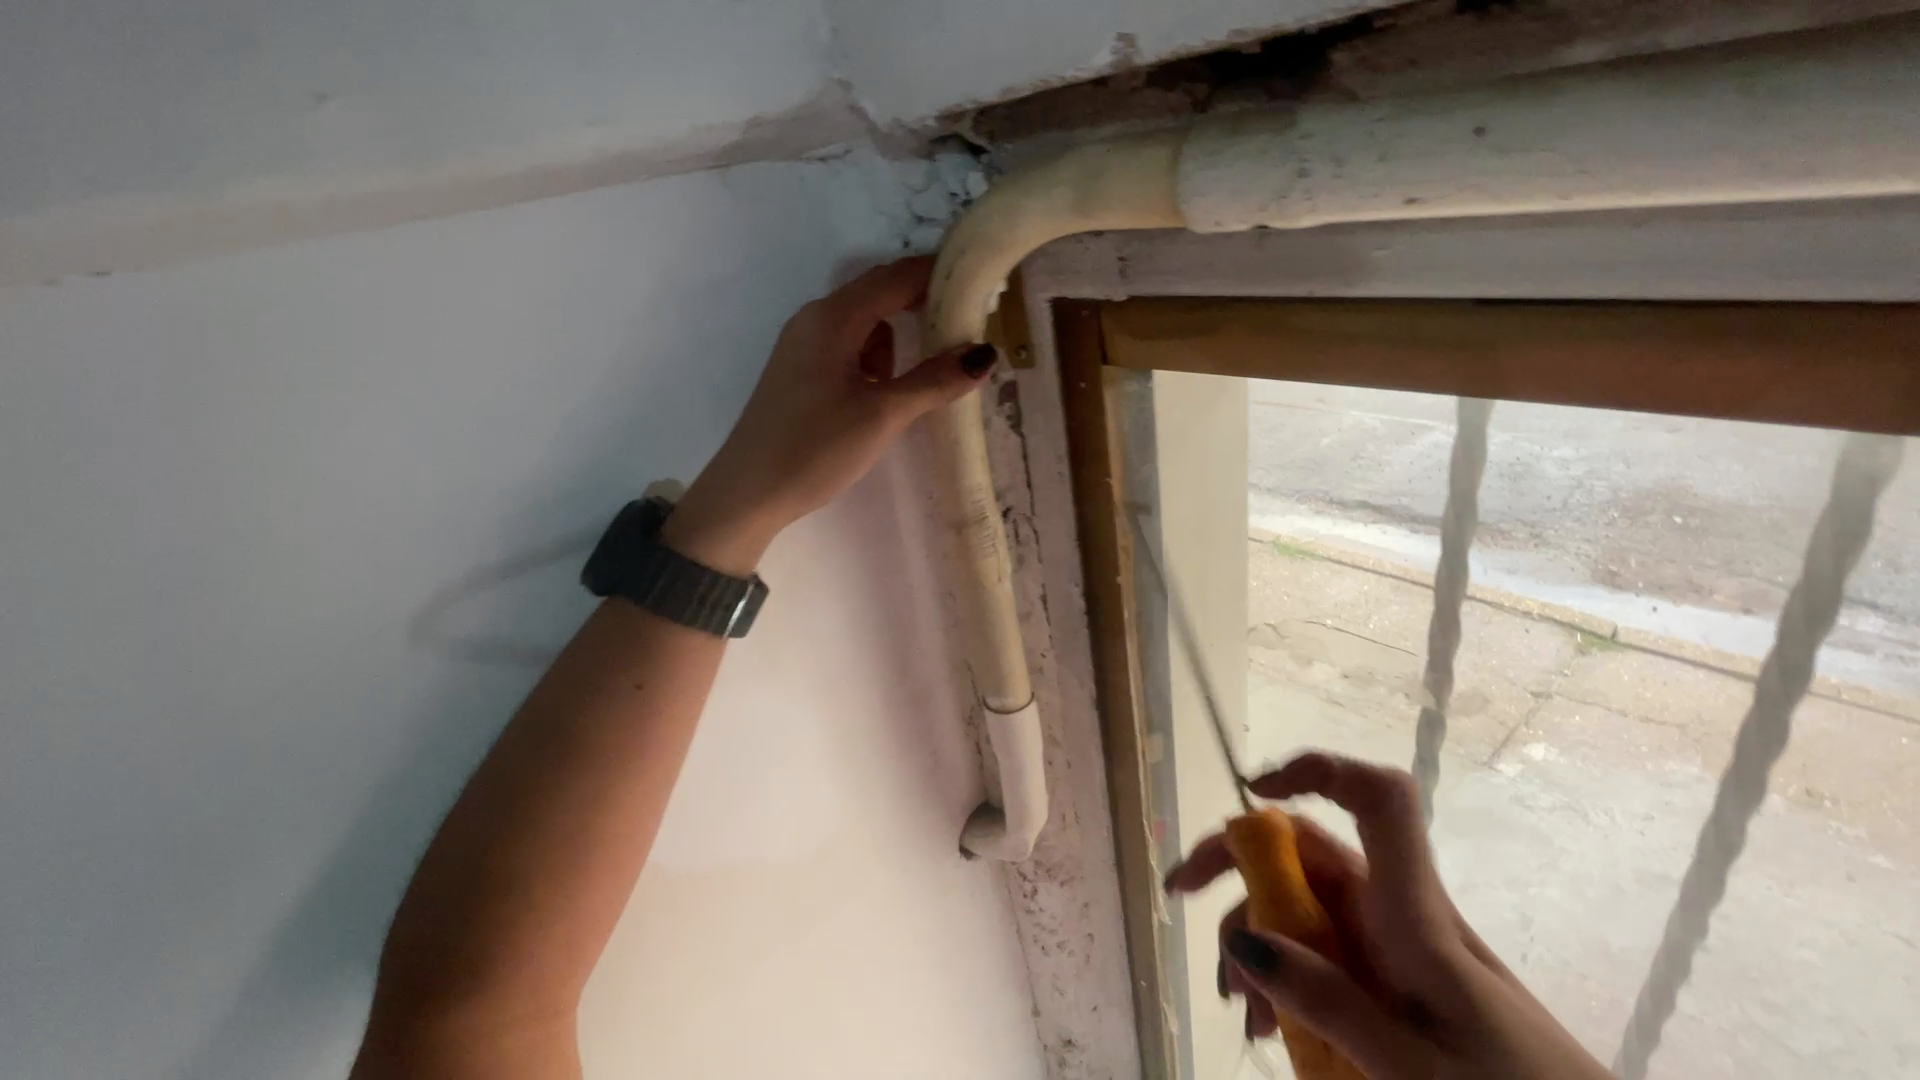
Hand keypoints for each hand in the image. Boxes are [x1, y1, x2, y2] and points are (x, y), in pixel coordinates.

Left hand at [662, 257, 996, 573]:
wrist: (748, 494)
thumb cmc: (814, 449)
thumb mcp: (882, 415)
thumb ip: (934, 381)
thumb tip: (984, 354)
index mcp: (833, 318)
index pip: (896, 277)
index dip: (939, 275)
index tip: (982, 282)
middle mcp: (815, 319)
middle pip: (880, 294)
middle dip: (922, 307)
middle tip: (967, 327)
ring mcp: (804, 345)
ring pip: (866, 326)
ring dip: (896, 344)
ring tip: (912, 386)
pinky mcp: (801, 372)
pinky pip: (849, 349)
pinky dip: (874, 363)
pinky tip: (878, 400)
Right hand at [1165, 751, 1611, 1079]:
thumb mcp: (1411, 1066)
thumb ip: (1330, 1003)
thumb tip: (1242, 937)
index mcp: (1412, 913)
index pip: (1378, 800)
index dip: (1317, 770)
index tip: (1253, 788)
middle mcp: (1395, 908)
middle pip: (1304, 849)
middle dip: (1234, 863)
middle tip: (1181, 896)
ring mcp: (1389, 941)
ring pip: (1300, 903)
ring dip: (1253, 938)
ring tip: (1240, 1009)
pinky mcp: (1389, 972)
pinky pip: (1319, 948)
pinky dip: (1282, 972)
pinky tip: (1269, 1022)